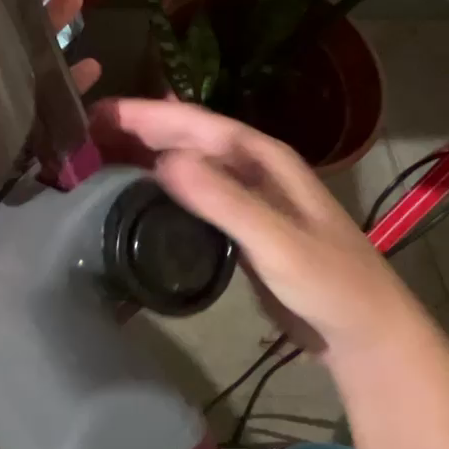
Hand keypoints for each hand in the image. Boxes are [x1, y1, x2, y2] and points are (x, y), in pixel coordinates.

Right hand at [89, 98, 421, 356]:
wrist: (366, 334)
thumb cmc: (330, 283)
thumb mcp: (278, 242)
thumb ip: (225, 201)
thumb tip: (164, 160)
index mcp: (261, 157)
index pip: (194, 122)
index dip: (145, 114)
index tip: (97, 113)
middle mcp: (249, 167)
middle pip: (184, 135)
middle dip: (135, 129)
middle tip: (81, 134)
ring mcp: (243, 195)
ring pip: (182, 160)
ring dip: (141, 154)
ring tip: (94, 157)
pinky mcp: (236, 223)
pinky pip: (187, 190)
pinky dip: (155, 184)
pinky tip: (131, 192)